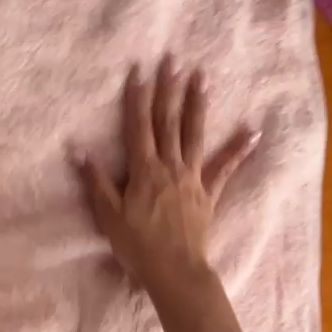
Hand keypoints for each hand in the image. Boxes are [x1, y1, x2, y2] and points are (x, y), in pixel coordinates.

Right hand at [74, 59, 256, 291]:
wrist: (176, 272)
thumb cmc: (137, 246)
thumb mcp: (108, 215)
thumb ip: (95, 181)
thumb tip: (79, 150)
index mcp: (144, 171)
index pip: (138, 126)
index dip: (137, 98)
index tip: (138, 71)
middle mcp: (170, 167)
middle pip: (168, 122)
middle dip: (168, 89)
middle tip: (172, 59)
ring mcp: (192, 178)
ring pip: (195, 134)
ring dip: (198, 104)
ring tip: (201, 77)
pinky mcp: (208, 193)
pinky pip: (225, 167)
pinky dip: (238, 148)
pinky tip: (252, 130)